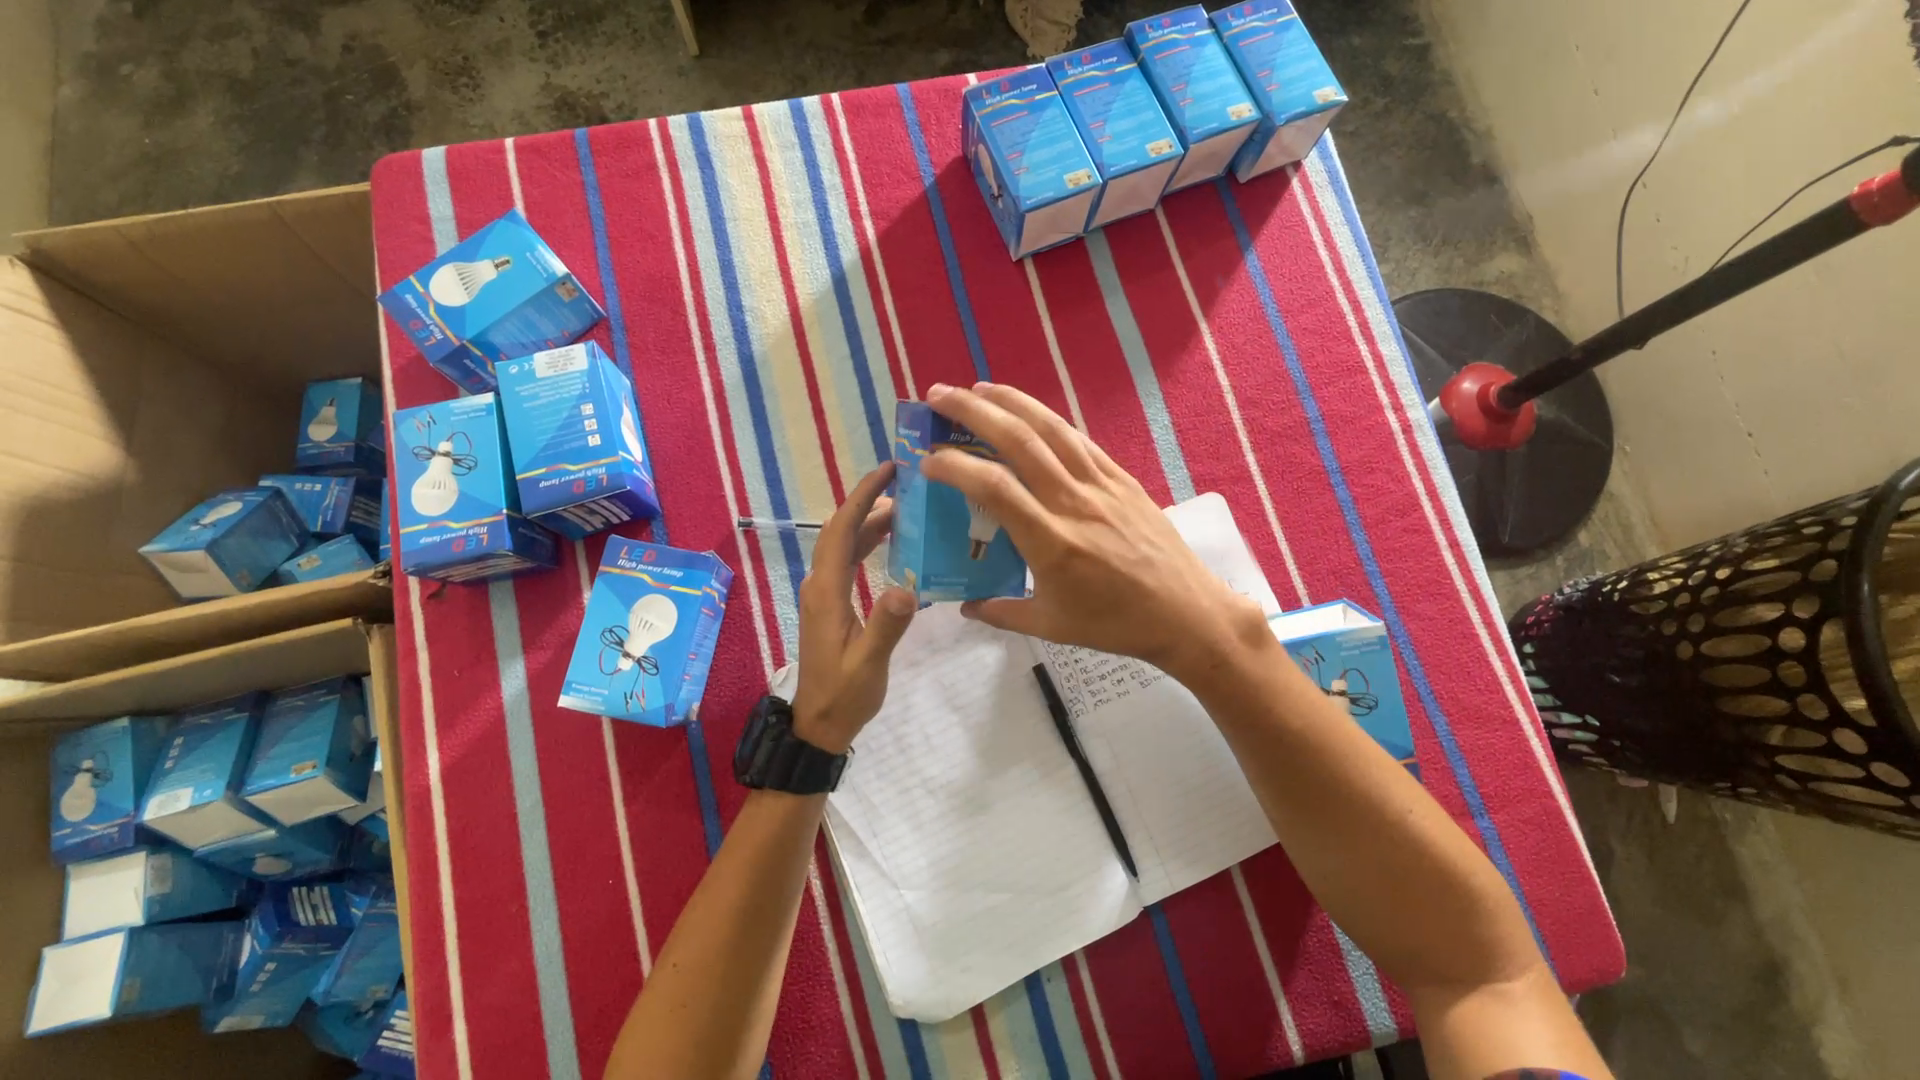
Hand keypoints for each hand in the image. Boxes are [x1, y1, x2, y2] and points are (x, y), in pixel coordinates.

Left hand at [790, 463, 917, 754]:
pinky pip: (847, 562)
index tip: (888, 471)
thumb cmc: (845, 694)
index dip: (862, 497)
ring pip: (843, 545)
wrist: (820, 724)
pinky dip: (867, 544)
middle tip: (906, 484)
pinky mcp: (830, 605)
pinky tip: (891, 544)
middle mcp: (819, 585)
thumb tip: (907, 587)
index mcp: (826, 592)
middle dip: (868, 503)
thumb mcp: (869, 663)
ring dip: (869, 523)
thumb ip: (886, 625)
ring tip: (906, 509)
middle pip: (840, 531)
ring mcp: (822, 594)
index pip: (841, 531)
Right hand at [921, 383, 1267, 683]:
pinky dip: (1048, 420)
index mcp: (1052, 543)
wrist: (1186, 613)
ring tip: (978, 387)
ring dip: (1011, 401)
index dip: (956, 466)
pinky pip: (1079, 440)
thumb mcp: (1052, 627)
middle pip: (1019, 441)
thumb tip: (963, 605)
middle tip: (938, 396)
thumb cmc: (1116, 625)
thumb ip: (1001, 612)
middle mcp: (1074, 503)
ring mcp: (1102, 486)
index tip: (926, 461)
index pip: (994, 489)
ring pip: (1051, 429)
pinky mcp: (1122, 479)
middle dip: (974, 411)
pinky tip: (1029, 411)